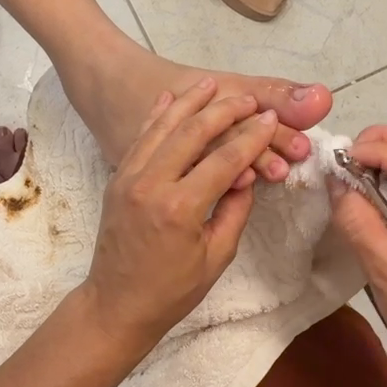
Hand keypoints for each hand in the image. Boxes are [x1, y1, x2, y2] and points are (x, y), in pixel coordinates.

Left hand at [80, 77, 277, 348]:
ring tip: (211, 83)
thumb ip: (235, 210)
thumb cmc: (172, 290)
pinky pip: (140, 139)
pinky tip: (170, 97)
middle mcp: (152, 184)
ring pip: (162, 128)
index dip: (251, 138)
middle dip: (223, 111)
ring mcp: (129, 178)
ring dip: (188, 102)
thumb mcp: (216, 257)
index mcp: (181, 208)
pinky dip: (156, 115)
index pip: (224, 160)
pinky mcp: (117, 178)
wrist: (116, 303)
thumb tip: (249, 174)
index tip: (270, 120)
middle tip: (248, 99)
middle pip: (192, 133)